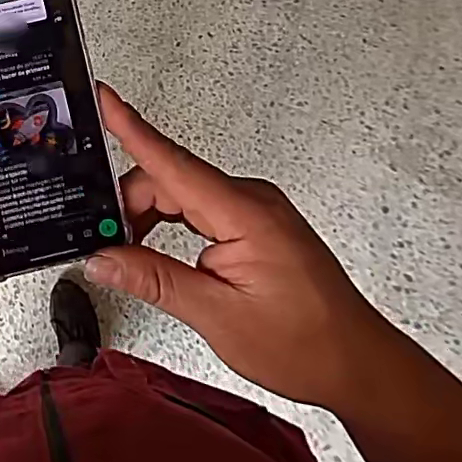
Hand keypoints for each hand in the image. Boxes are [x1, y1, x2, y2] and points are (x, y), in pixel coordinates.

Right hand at [85, 84, 402, 409]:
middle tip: (105, 240)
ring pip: (178, 191)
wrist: (358, 363)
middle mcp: (249, 199)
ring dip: (146, 216)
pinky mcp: (251, 218)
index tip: (104, 98)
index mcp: (244, 214)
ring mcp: (252, 206)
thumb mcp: (217, 315)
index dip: (130, 126)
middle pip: (167, 179)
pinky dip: (167, 220)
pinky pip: (195, 204)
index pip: (172, 161)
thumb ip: (152, 279)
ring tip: (130, 252)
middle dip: (128, 205)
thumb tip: (103, 259)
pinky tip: (154, 246)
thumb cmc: (307, 343)